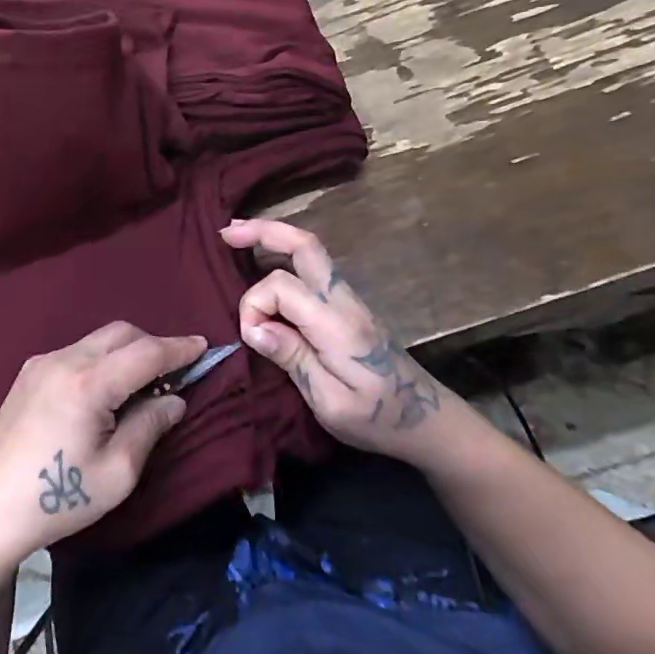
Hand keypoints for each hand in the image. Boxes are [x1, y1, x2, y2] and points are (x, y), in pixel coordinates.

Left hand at [0, 323, 201, 579]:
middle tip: (177, 371)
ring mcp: (40, 364)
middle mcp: (63, 360)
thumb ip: (149, 426)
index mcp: (87, 382)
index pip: (146, 352)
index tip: (206, 346)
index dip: (180, 348)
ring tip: (144, 384)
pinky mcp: (27, 375)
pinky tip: (107, 390)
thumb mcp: (117, 472)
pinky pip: (76, 352)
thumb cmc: (57, 499)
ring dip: (126, 352)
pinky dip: (101, 360)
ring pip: (96, 340)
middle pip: (120, 333)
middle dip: (153, 345)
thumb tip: (174, 399)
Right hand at [223, 218, 462, 463]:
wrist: (429, 422)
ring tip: (236, 238)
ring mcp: (348, 301)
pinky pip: (312, 268)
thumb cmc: (379, 419)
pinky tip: (263, 262)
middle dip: (264, 231)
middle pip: (305, 245)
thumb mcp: (331, 403)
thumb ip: (293, 359)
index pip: (281, 287)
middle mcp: (343, 301)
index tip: (251, 339)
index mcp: (337, 324)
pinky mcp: (346, 308)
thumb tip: (253, 328)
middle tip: (226, 233)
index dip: (253, 306)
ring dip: (272, 238)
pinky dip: (283, 255)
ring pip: (309, 251)